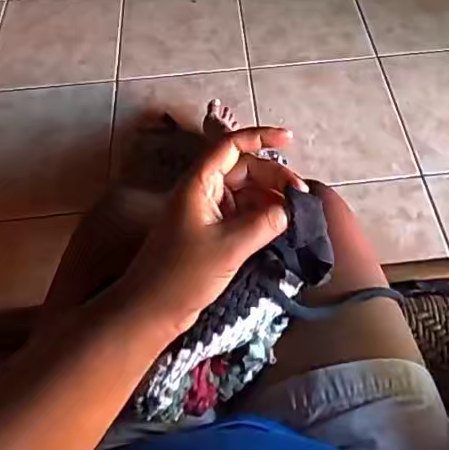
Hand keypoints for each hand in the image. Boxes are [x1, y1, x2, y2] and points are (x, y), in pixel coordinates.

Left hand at [116, 127, 306, 335]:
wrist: (148, 313)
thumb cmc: (181, 276)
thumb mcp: (229, 247)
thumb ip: (265, 223)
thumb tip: (290, 210)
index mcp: (199, 183)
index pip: (231, 145)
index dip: (261, 136)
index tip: (289, 139)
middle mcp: (202, 190)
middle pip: (244, 168)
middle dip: (273, 176)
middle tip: (300, 194)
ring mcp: (206, 210)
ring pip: (245, 190)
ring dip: (270, 196)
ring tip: (294, 211)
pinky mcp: (210, 230)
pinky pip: (242, 211)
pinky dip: (262, 213)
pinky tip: (280, 224)